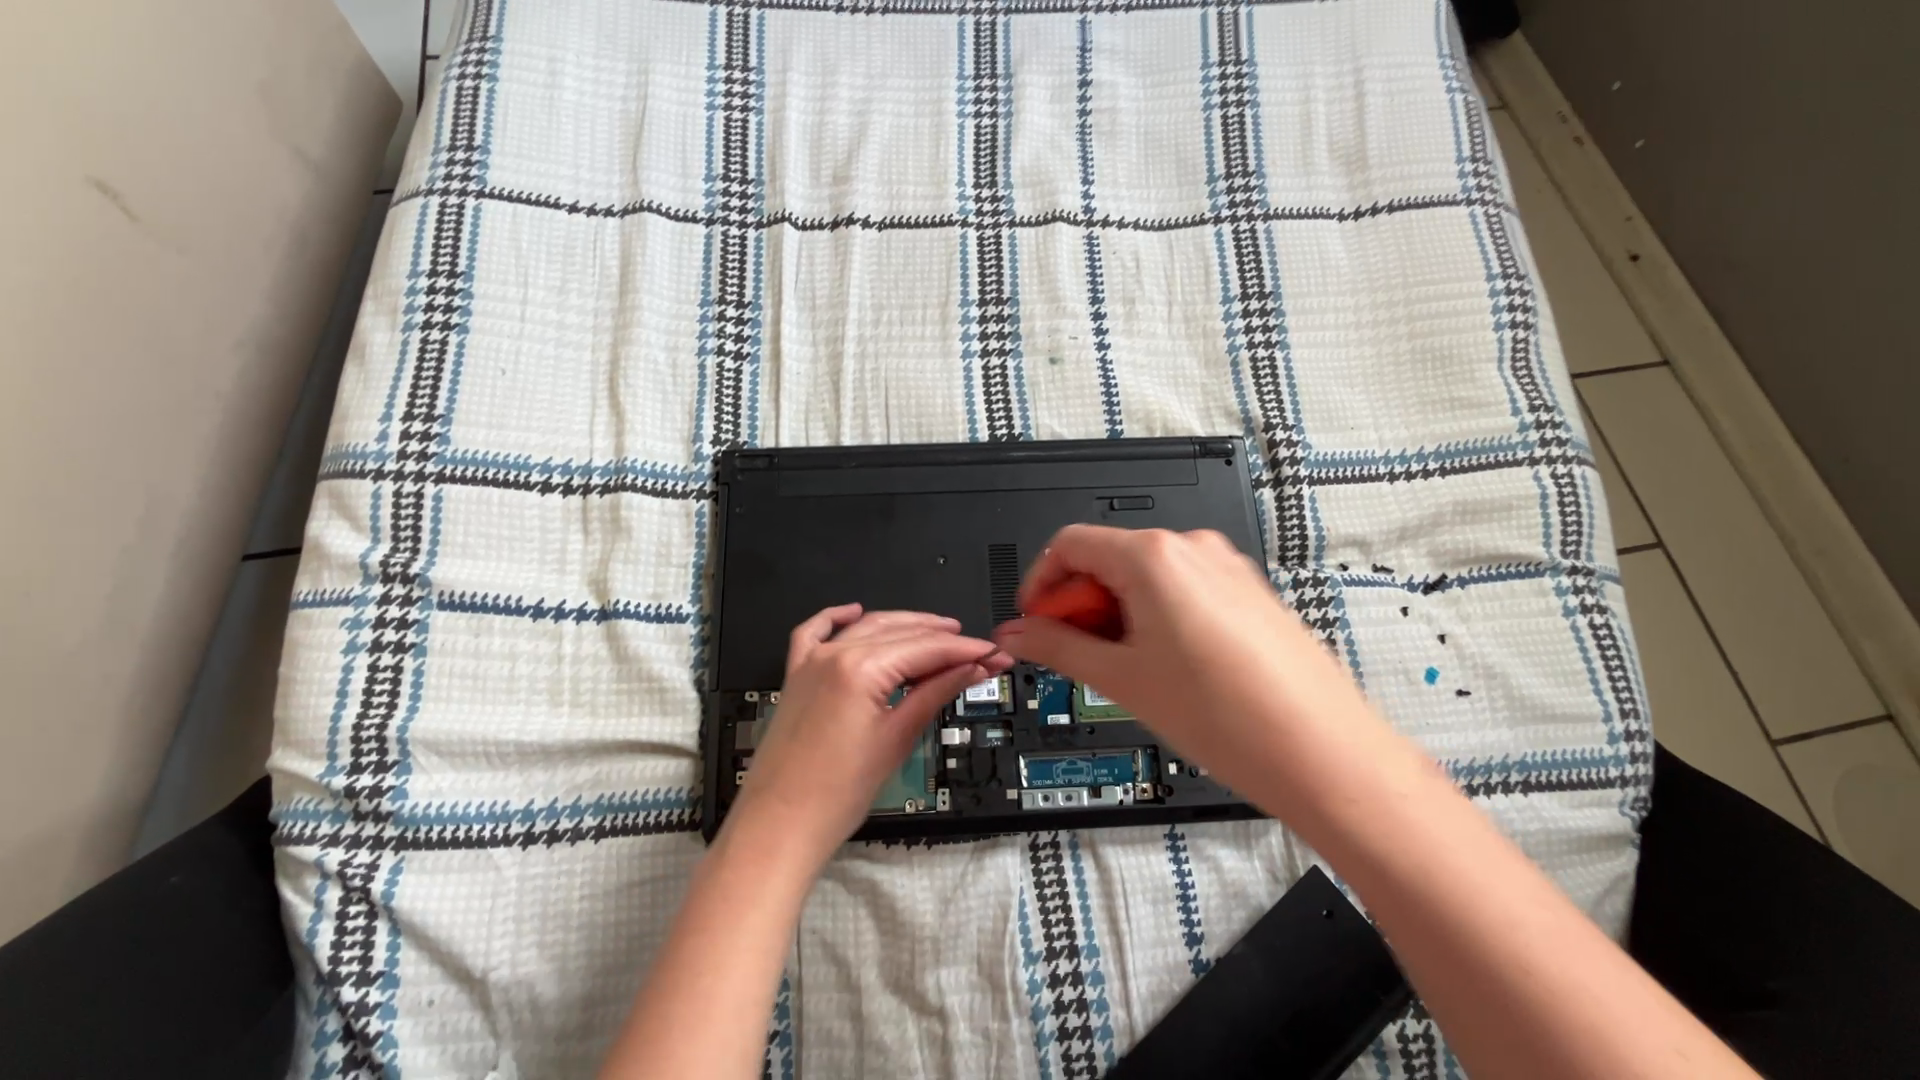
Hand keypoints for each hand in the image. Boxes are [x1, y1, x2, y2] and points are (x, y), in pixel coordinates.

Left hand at [722, 604, 1010, 873]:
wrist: (781, 825)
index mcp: (860, 668)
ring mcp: (811, 662)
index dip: (966, 649)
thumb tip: (971, 669)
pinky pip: (814, 632)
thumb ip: (935, 693)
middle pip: (900, 633)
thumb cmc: (835, 793)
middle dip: (943, 639)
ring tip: (940, 634)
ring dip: (905, 628)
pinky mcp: (796, 676)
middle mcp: (833, 654)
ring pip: (866, 628)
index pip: (926, 647)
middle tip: (978, 651)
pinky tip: (856, 611)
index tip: (993, 654)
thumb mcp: (897, 738)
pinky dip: (837, 619)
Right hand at [994, 526, 1405, 824]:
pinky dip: (1154, 621)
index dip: (1040, 586)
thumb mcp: (1122, 680)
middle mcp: (1195, 550)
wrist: (1321, 752)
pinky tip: (1161, 671)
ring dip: (1116, 616)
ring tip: (1123, 673)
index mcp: (1156, 556)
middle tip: (1070, 656)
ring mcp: (1227, 571)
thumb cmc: (1237, 717)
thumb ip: (1057, 648)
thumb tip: (1021, 634)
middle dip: (1079, 606)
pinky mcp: (1248, 596)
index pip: (1069, 545)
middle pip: (1107, 559)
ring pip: (1146, 579)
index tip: (1033, 624)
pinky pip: (1182, 592)